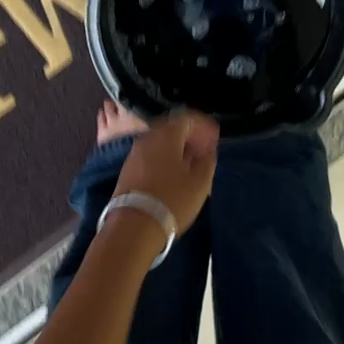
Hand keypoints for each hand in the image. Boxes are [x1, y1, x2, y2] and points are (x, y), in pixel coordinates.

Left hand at [111, 111, 218, 234]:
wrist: (133, 225)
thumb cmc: (172, 200)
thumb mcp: (200, 182)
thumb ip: (207, 160)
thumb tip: (207, 150)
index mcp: (166, 134)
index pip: (187, 118)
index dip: (204, 125)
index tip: (215, 137)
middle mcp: (148, 137)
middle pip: (171, 127)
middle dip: (189, 135)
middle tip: (203, 148)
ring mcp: (135, 152)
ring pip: (159, 141)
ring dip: (176, 147)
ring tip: (190, 162)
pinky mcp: (128, 169)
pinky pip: (150, 154)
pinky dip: (164, 157)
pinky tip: (172, 172)